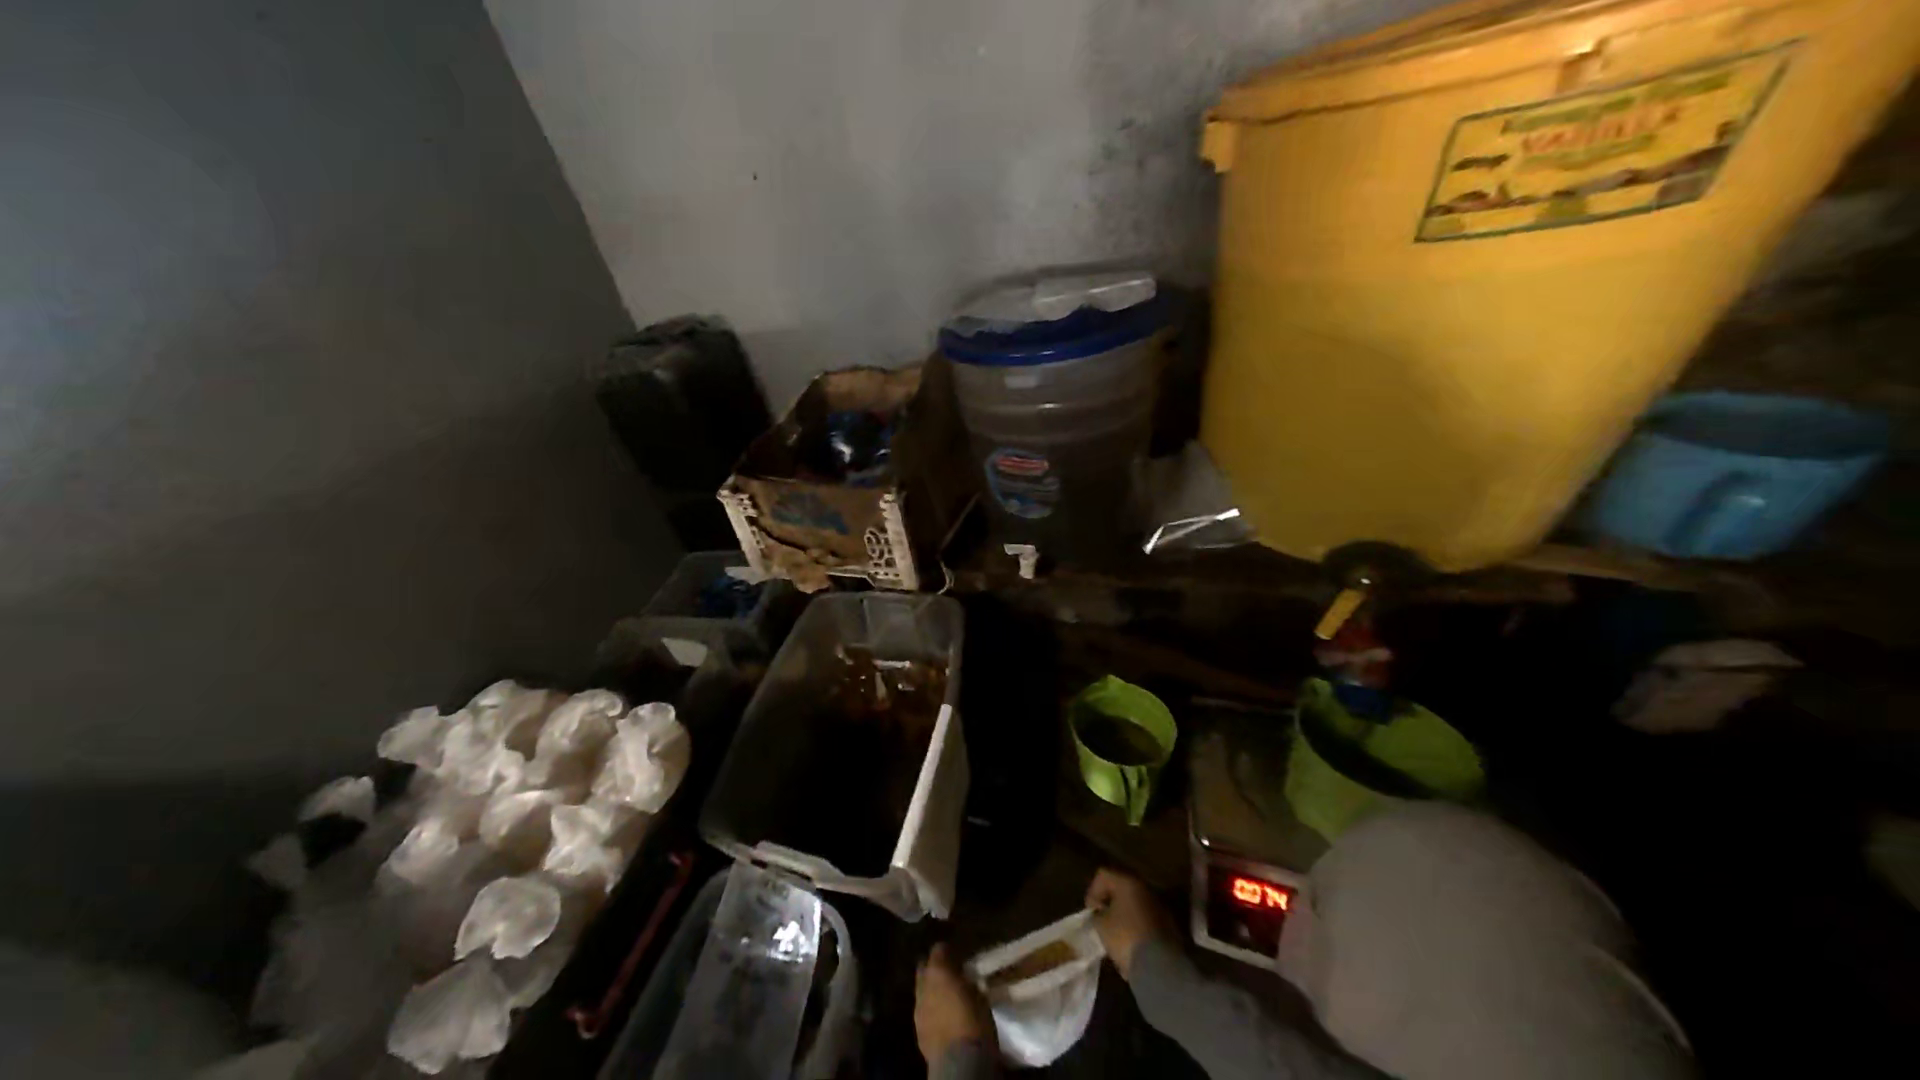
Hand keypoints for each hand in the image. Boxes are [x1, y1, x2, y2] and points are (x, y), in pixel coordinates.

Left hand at [915, 943, 991, 1065]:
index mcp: (938, 971)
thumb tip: (964, 978)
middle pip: (923, 967)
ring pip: (921, 989)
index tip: (957, 954)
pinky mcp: (916, 1028)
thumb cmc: (974, 1022)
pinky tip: (940, 1015)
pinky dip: (930, 1008)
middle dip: (933, 967)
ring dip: (931, 989)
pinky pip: (922, 1010)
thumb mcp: (979, 995)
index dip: (947, 950)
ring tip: (945, 995)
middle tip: (949, 972)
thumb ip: (966, 981)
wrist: (959, 1062)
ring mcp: (917, 1007)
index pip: (938, 949)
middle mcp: (923, 985)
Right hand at [1085, 868, 1173, 979]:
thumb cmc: (1125, 937)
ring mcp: (1159, 906)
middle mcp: (1145, 889)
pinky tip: (1131, 944)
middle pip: (1121, 888)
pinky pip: (1146, 919)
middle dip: (1110, 902)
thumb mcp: (1101, 925)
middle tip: (1101, 919)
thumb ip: (1097, 914)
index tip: (1091, 912)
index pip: (1103, 875)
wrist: (1160, 965)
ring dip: (1124, 915)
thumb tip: (1100, 914)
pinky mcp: (1168, 925)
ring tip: (1116, 934)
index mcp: (1128, 883)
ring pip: (1135, 904)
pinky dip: (1136, 926)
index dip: (1093, 891)